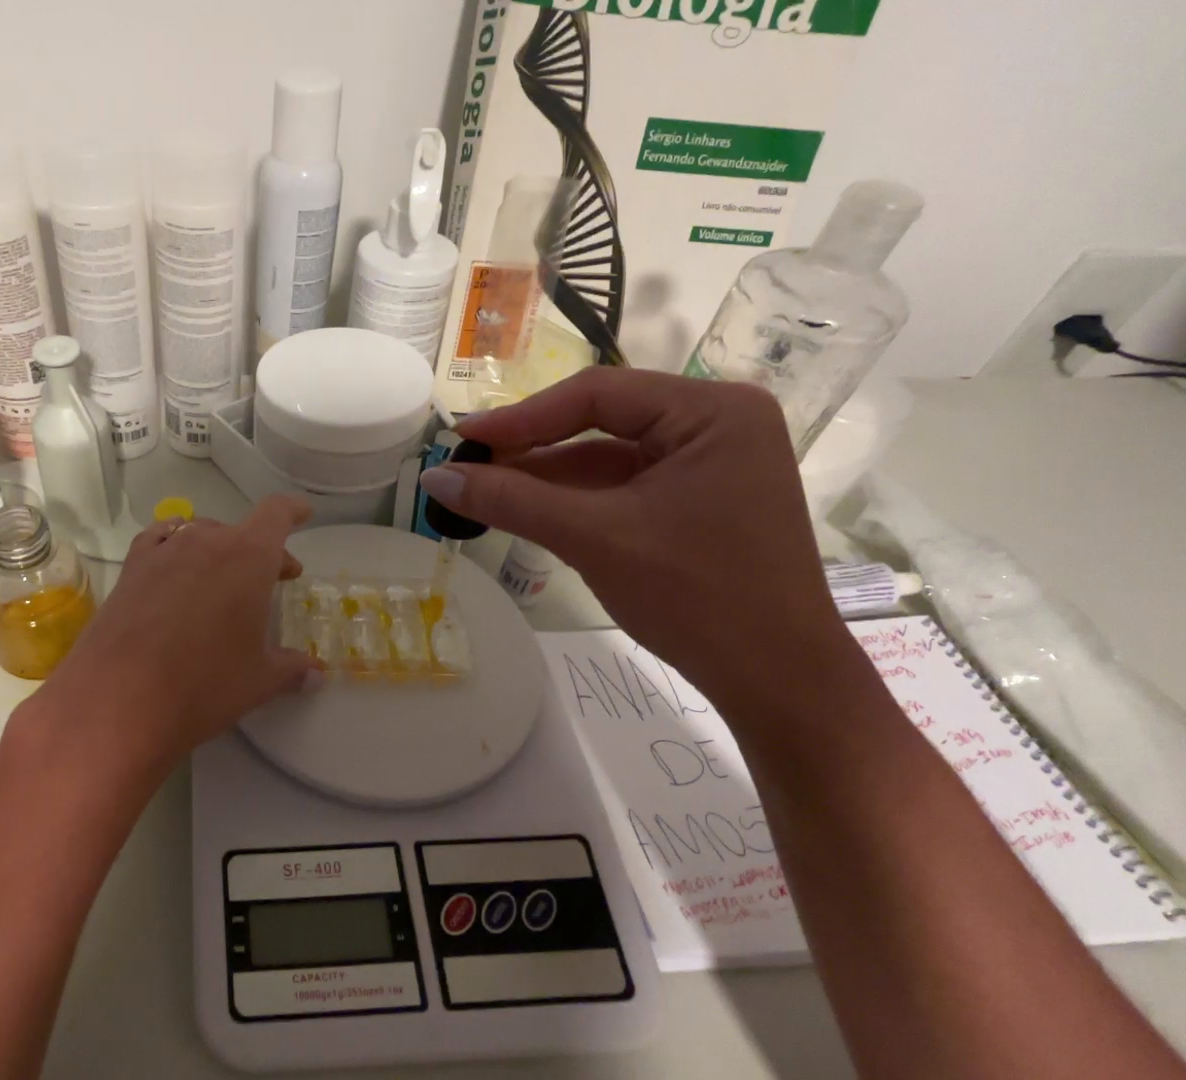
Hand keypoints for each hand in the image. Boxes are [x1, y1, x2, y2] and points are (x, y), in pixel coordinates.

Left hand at [28, 496, 319, 776]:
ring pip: (200, 535)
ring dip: (218, 552)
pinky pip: (159, 542)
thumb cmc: (203, 685)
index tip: (302, 514)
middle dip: (260, 552)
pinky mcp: (130, 569)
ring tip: (222, 582)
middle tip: (271, 582)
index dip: (292, 511)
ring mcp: (163, 552)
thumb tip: (315, 674)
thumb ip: (290, 670)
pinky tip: (174, 569)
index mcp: (248, 557)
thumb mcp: (257, 681)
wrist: (118, 699)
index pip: (277, 514)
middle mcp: (206, 542)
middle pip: (241, 531)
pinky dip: (175, 548)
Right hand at [418, 367, 849, 701]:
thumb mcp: (594, 539)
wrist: (776, 680)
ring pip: (608, 458)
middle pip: (602, 422)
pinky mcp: (699, 503)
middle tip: (465, 466)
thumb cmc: (696, 595)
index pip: (596, 394)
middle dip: (531, 448)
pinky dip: (575, 500)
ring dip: (547, 477)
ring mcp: (710, 465)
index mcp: (711, 411)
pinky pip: (623, 488)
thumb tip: (434, 479)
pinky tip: (527, 511)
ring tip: (482, 491)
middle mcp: (716, 424)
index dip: (520, 416)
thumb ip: (511, 501)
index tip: (461, 438)